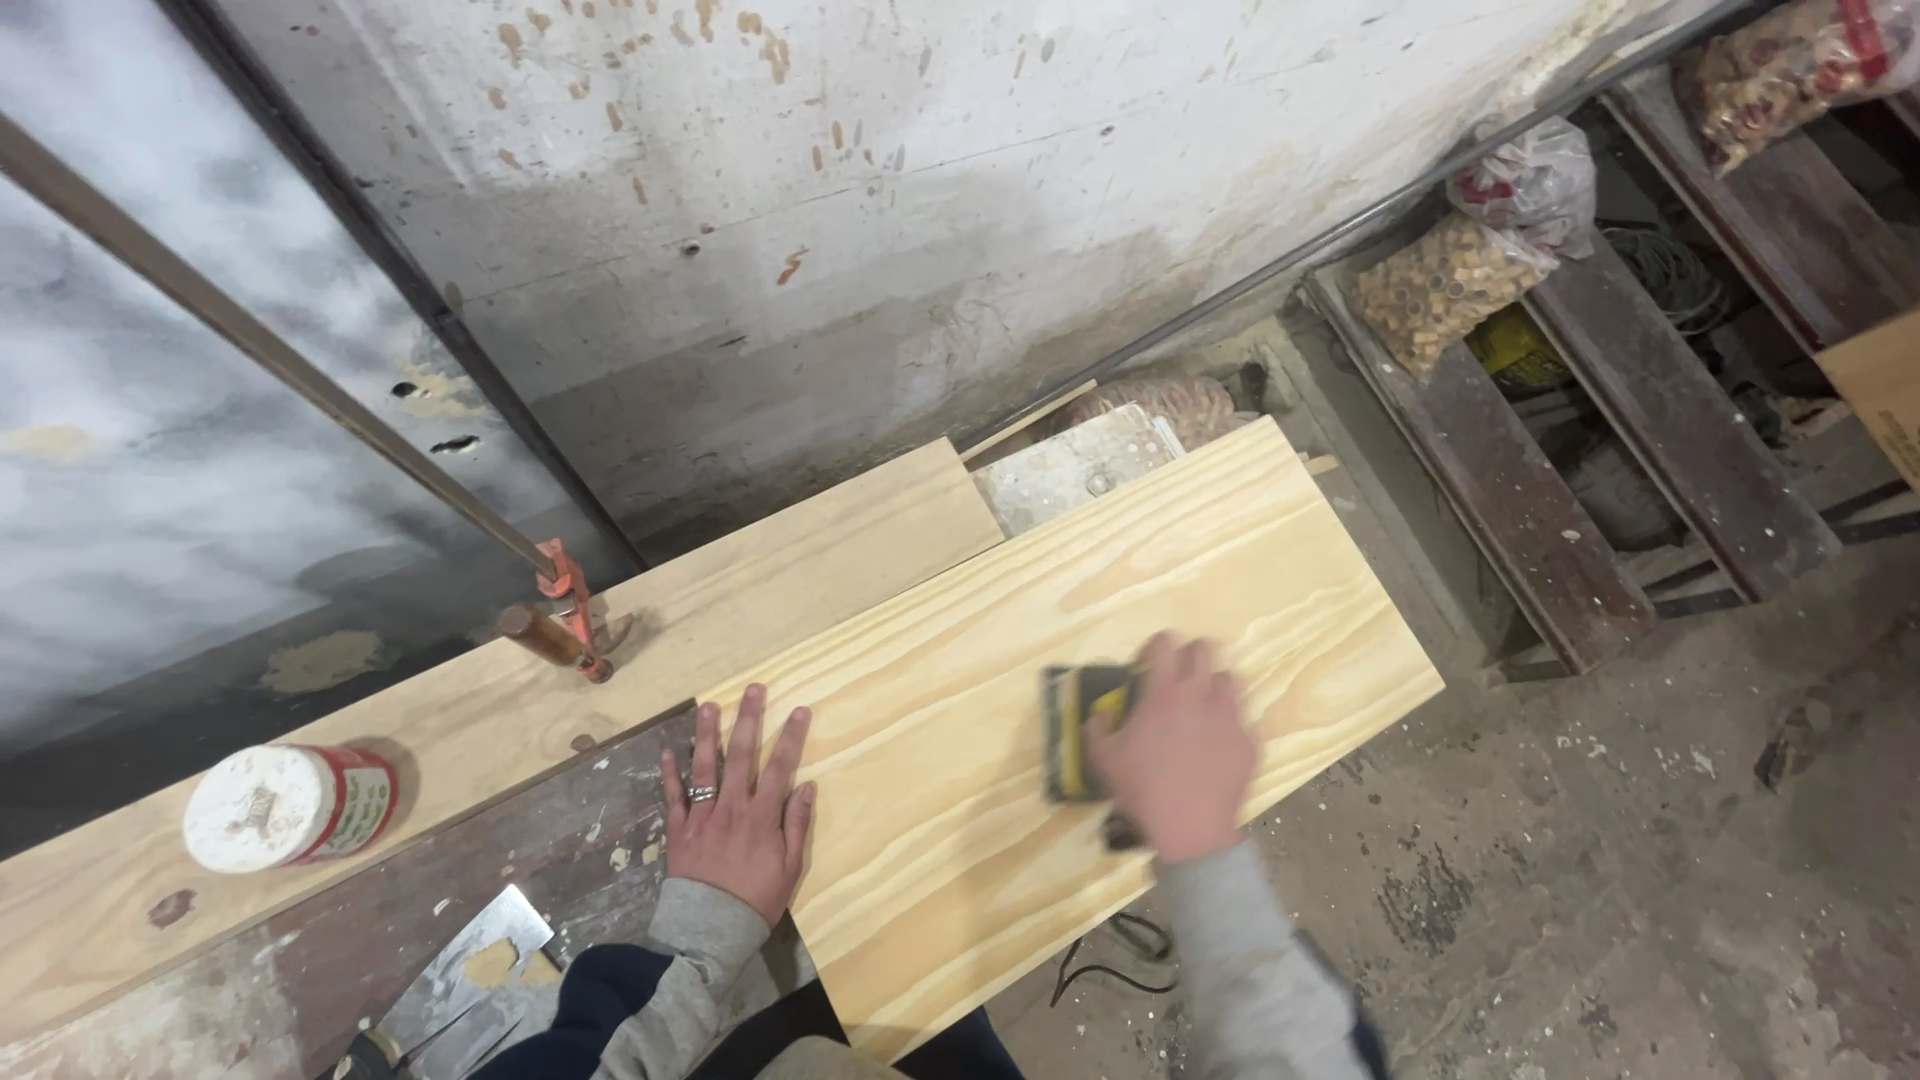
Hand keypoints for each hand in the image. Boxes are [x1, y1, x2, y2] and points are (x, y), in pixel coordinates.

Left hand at [661, 684, 815, 926]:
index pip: (780, 767)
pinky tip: (668, 751)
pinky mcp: (679, 832)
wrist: (708, 934)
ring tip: (710, 706)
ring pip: (704, 768)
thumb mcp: (790, 868)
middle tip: (754, 689)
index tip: (800, 710)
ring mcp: (702, 818)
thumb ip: (796, 824)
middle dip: (750, 720)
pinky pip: (673, 798)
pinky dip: (669, 774)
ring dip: (708, 735)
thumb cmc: (756, 901)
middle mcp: (731, 809)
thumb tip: (806, 786)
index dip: (791, 737)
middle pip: (742, 756)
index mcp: (761, 817)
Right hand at [1090, 633, 1255, 863]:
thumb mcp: (1102, 759)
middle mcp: (1200, 695)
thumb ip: (1097, 727)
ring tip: (1202, 704)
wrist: (1190, 829)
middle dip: (1191, 653)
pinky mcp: (1249, 741)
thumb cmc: (1142, 790)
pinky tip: (1217, 741)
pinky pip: (1243, 717)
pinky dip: (1229, 721)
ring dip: (1213, 683)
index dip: (1156, 645)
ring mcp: (1230, 717)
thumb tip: (1101, 714)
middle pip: (1205, 648)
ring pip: (1230, 678)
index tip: (1148, 661)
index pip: (1166, 643)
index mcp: (1163, 693)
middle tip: (1179, 672)